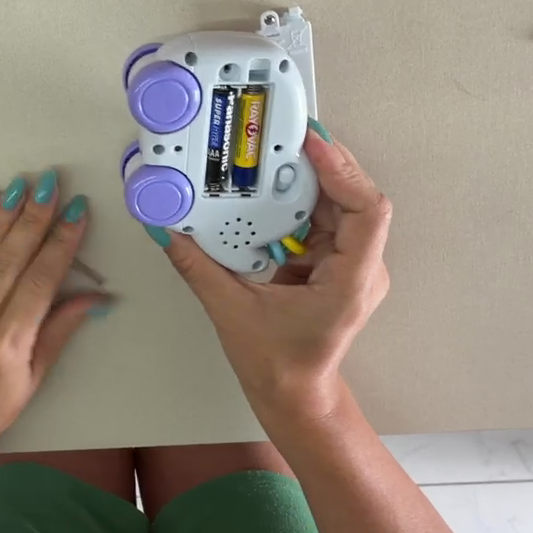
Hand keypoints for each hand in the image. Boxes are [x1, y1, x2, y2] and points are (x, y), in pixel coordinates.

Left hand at [0, 171, 104, 461]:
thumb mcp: (34, 379)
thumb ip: (60, 331)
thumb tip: (97, 297)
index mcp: (6, 344)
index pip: (40, 281)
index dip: (61, 243)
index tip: (77, 212)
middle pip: (9, 259)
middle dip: (33, 217)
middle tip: (50, 184)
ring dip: (2, 217)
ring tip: (20, 187)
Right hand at [156, 132, 390, 424]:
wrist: (295, 397)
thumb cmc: (276, 365)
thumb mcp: (230, 311)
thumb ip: (197, 266)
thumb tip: (167, 229)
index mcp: (349, 280)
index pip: (366, 211)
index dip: (342, 171)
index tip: (310, 144)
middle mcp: (360, 267)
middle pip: (353, 198)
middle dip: (321, 163)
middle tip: (284, 134)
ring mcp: (350, 265)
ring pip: (339, 205)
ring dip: (309, 178)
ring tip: (274, 153)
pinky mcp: (334, 265)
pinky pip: (322, 220)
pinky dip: (298, 200)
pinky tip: (271, 187)